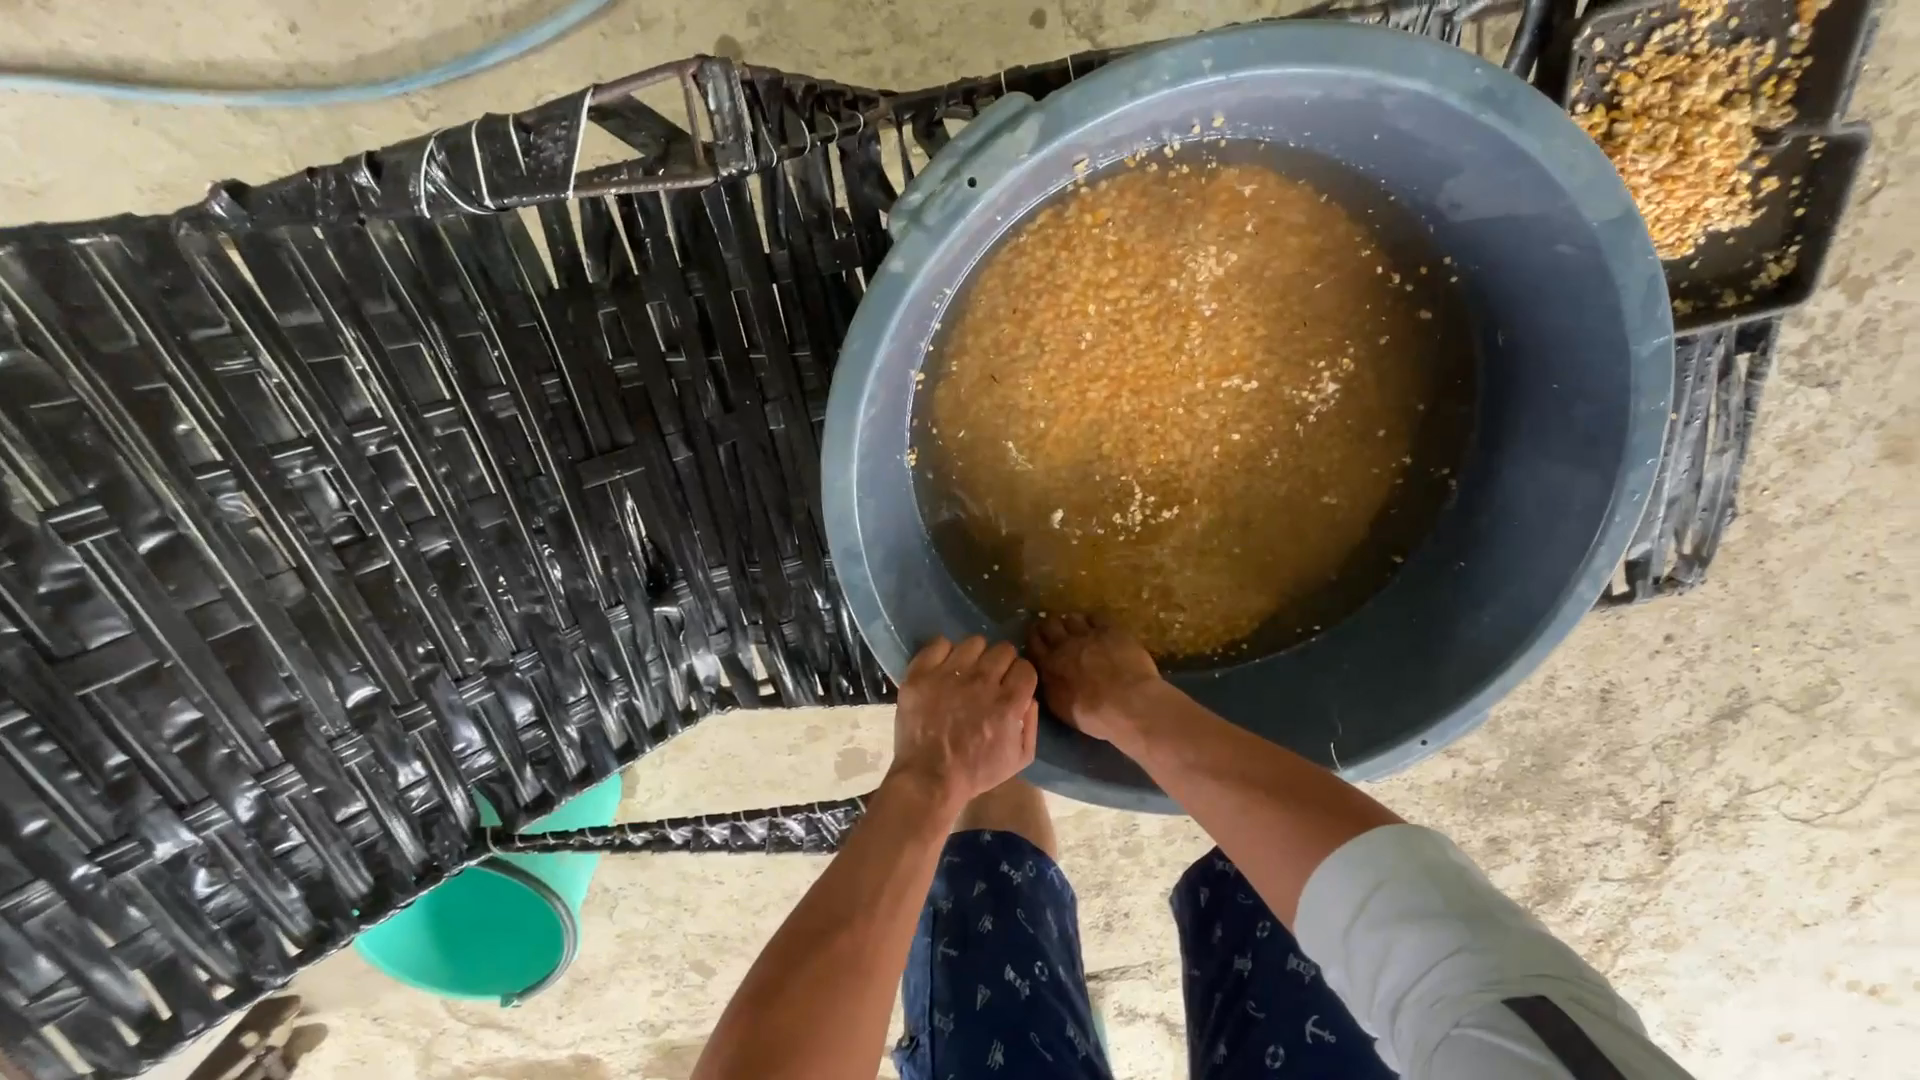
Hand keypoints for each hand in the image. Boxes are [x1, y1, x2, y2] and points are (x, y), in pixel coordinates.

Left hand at [890, 636, 1038, 811]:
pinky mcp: (921, 674)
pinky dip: (944, 653)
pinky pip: (939, 644)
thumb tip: (1029, 696)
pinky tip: (945, 669)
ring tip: (966, 672)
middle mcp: (982, 682)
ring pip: (974, 643)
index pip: (1025, 667)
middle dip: (1001, 664)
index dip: (1020, 676)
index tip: (1011, 686)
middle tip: (990, 680)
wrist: (928, 778)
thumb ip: (1032, 723)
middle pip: (1003, 650)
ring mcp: (949, 675)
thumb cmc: (976, 772)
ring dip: (975, 656)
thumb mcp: (1019, 758)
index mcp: (1008, 702)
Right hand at [1026, 615, 1163, 743]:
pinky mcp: (1111, 630)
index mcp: (1049, 664)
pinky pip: (1096, 617)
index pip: (1034, 642)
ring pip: (1072, 618)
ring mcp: (1088, 634)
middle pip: (1050, 624)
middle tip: (1053, 629)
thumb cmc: (1093, 715)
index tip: (1037, 637)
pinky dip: (1093, 620)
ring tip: (1076, 628)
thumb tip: (1047, 674)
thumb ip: (1050, 685)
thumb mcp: (1060, 706)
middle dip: (1049, 625)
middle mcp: (1064, 644)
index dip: (1034, 637)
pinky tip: (1097, 626)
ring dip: (1071, 622)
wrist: (1128, 704)